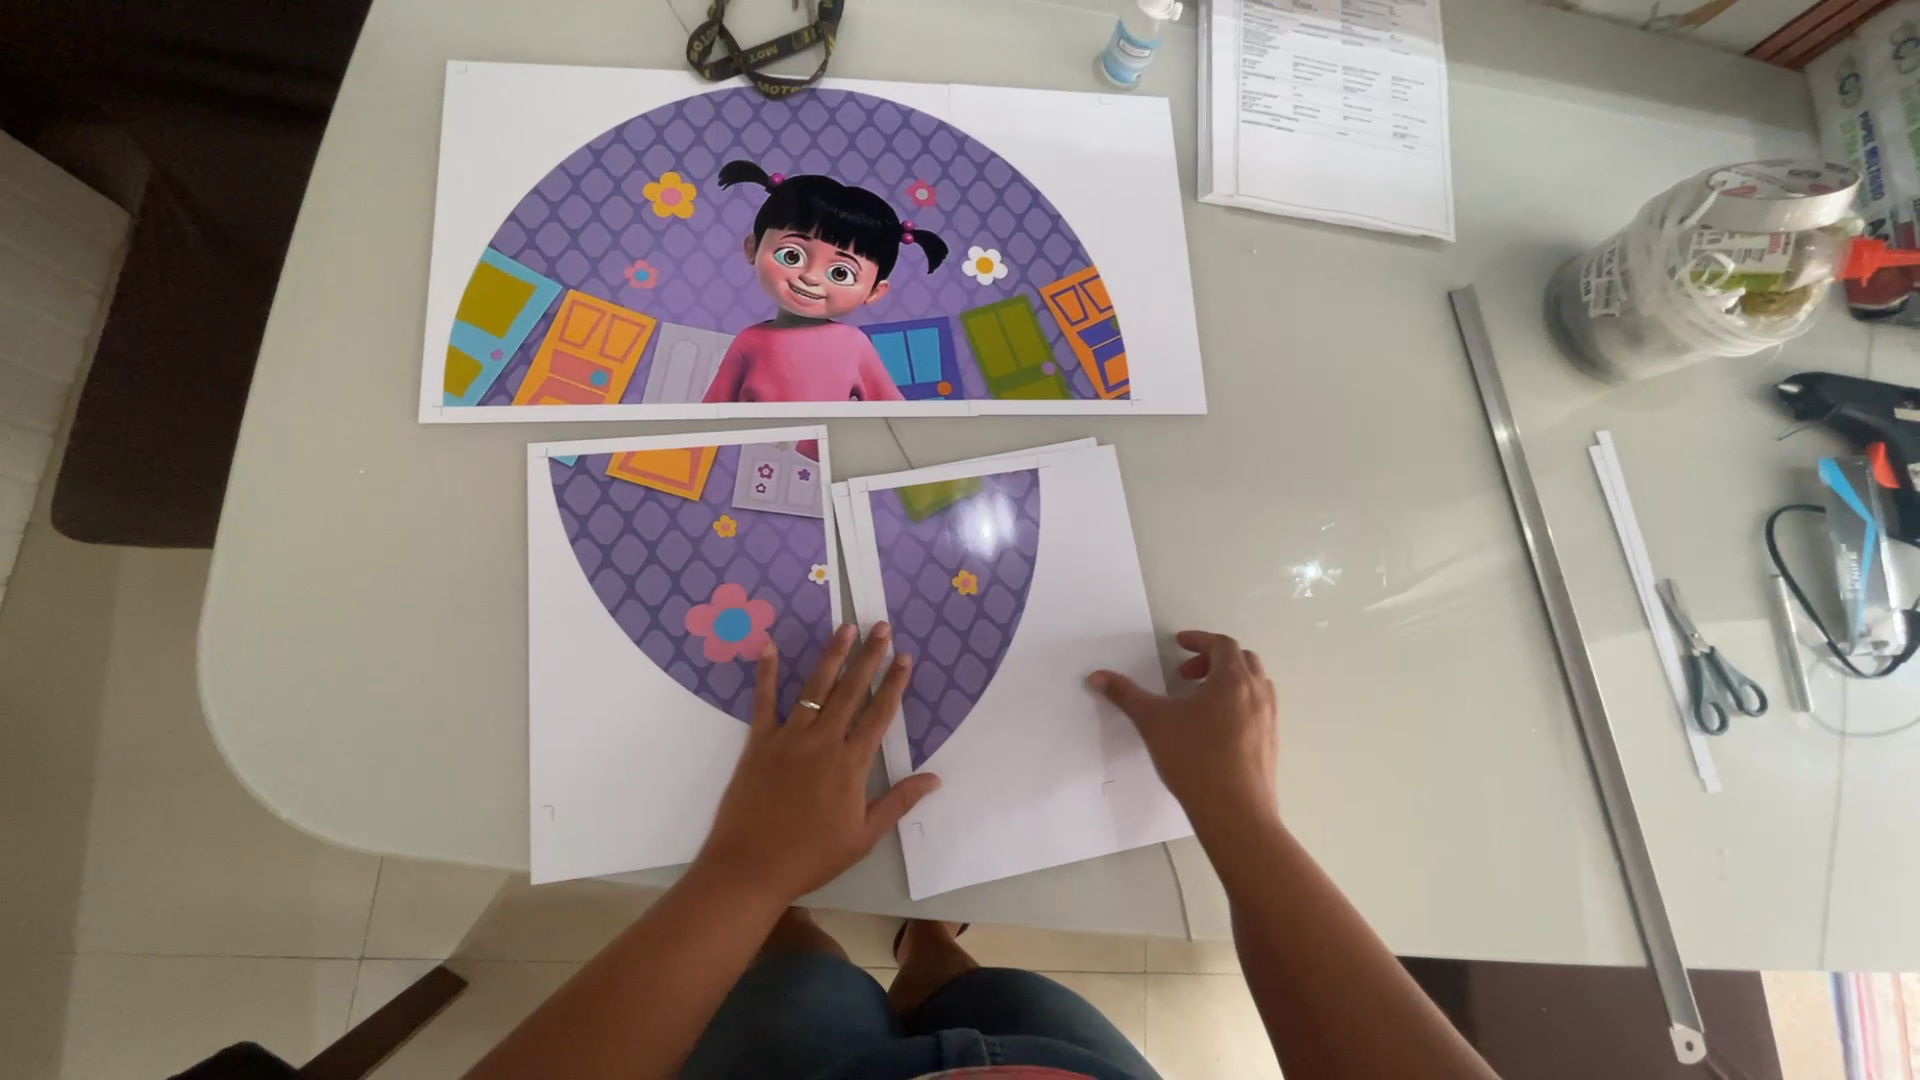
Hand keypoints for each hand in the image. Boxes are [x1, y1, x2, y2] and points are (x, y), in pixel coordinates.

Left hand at [694, 622, 940, 904]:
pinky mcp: (758, 743)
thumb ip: (899, 802)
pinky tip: (769, 646)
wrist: (749, 869)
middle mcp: (823, 742)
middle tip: (881, 627)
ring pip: (816, 689)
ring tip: (845, 628)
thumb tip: (935, 778)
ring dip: (832, 656)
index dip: (895, 683)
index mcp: (851, 763)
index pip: (880, 714)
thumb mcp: (864, 836)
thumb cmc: (811, 856)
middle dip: (869, 656)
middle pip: (852, 691)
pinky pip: (764, 702)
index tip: (905, 657)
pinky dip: (766, 673)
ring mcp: (789, 738)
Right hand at [1088, 630, 1277, 829]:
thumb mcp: (1153, 722)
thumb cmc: (1194, 760)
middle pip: (1243, 660)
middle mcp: (1257, 694)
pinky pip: (1258, 709)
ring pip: (1255, 685)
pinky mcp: (1271, 743)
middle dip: (1213, 659)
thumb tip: (1096, 676)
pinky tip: (1215, 729)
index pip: (1222, 644)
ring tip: (1200, 699)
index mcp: (1233, 680)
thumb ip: (1126, 695)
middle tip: (1186, 674)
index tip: (1179, 644)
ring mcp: (1269, 720)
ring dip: (1229, 681)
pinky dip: (1239, 704)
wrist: (1236, 814)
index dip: (1199, 640)